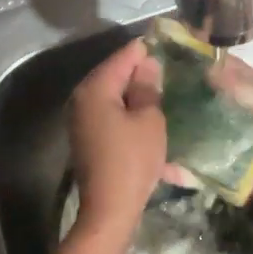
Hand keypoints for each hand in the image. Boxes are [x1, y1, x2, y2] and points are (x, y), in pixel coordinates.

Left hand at [68, 40, 166, 235]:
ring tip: (164, 94)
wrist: (109, 210)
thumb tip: (147, 65)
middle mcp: (82, 99)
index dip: (146, 50)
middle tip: (170, 71)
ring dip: (137, 97)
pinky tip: (150, 120)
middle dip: (141, 74)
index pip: (123, 57)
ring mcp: (81, 120)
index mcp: (95, 89)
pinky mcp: (87, 139)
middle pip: (114, 76)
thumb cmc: (132, 161)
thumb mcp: (149, 121)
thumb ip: (147, 88)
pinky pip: (111, 117)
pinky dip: (129, 117)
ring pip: (114, 98)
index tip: (169, 43)